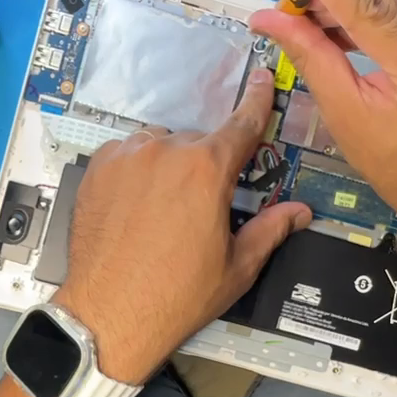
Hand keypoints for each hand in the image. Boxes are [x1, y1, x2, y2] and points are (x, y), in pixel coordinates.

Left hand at [53, 71, 311, 384]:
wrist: (109, 315)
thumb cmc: (175, 296)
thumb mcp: (236, 267)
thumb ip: (270, 230)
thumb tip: (300, 212)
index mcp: (207, 171)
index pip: (242, 124)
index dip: (256, 102)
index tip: (260, 81)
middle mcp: (165, 152)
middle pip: (198, 143)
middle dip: (204, 168)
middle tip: (199, 210)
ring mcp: (126, 157)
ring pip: (160, 146)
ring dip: (168, 166)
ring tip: (162, 210)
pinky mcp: (97, 169)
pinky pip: (127, 154)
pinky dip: (136, 170)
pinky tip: (135, 206)